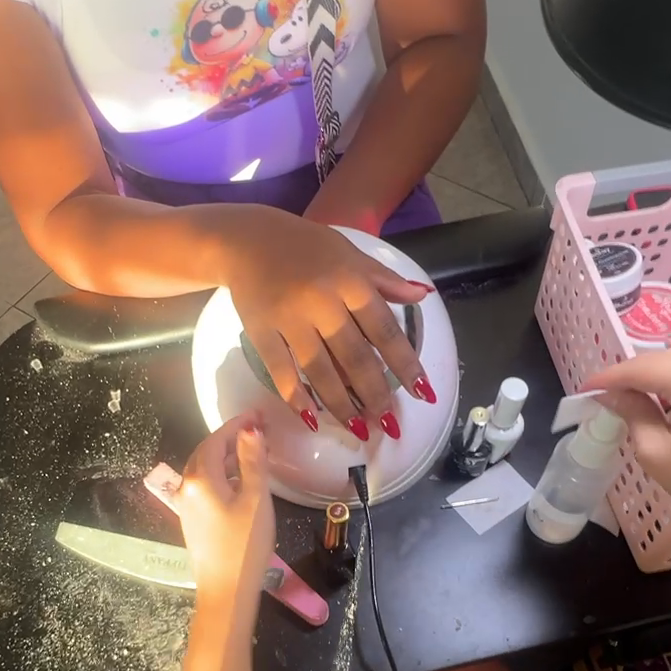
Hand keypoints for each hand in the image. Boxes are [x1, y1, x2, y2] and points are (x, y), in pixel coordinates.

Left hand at [174, 415, 275, 608]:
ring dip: (226, 457)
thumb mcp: (255, 499)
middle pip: (206, 453)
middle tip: (257, 431)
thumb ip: (253, 461)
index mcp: (200, 478)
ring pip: (205, 470)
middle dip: (230, 439)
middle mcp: (187, 488)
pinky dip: (222, 475)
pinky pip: (205, 487)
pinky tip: (239, 482)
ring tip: (252, 453)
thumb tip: (250, 430)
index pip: (216, 440)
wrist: (225, 591)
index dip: (237, 425)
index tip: (258, 415)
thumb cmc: (244, 545)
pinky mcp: (193, 522)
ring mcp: (187, 506)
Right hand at [217, 208, 432, 441]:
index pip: (385, 329)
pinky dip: (297, 398)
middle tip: (390, 425)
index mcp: (350, 280)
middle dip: (376, 394)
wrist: (247, 240)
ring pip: (321, 371)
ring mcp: (290, 320)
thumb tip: (423, 296)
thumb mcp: (351, 254)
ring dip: (342, 405)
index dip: (406, 363)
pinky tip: (313, 419)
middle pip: (355, 357)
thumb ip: (385, 280)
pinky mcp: (261, 333)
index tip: (422, 392)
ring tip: (359, 430)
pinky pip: (282, 372)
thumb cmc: (306, 248)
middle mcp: (322, 302)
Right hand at [581, 337, 670, 561]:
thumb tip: (608, 394)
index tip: (586, 389)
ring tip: (639, 384)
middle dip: (633, 371)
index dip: (610, 377)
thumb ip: (632, 412)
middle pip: (666, 356)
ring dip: (662, 362)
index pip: (643, 368)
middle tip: (608, 391)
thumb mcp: (656, 452)